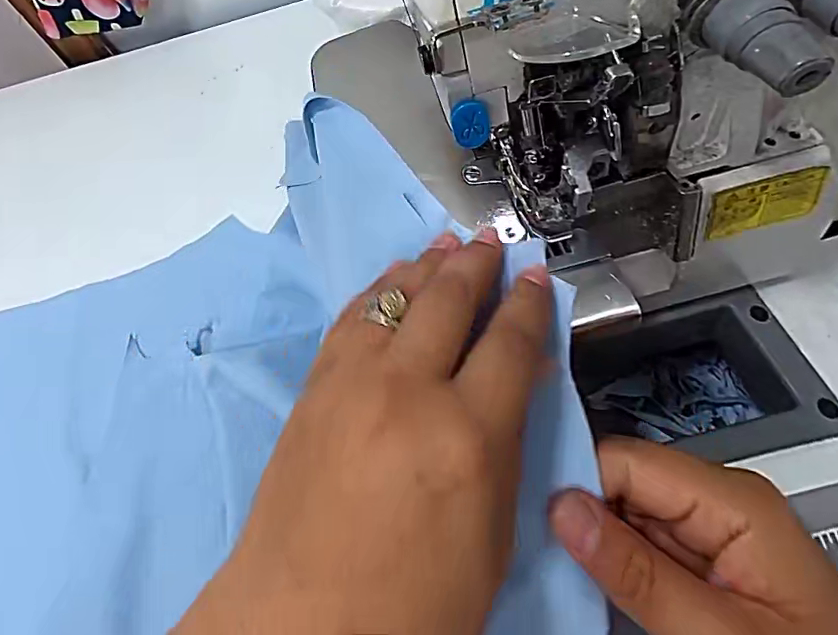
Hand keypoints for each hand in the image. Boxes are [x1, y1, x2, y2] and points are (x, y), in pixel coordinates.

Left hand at [176, 229, 555, 634]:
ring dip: (427, 263)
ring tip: (448, 242)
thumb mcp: (490, 532)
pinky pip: (354, 315)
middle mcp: (407, 389)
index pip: (509, 344)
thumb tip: (520, 371)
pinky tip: (393, 276)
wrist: (302, 618)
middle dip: (477, 264)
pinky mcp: (316, 381)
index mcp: (466, 436)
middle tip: (492, 241)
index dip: (527, 304)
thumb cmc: (415, 600)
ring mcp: (353, 379)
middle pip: (449, 300)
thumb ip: (508, 442)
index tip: (535, 278)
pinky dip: (380, 288)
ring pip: (397, 294)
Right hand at [548, 438, 837, 634]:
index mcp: (734, 500)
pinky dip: (611, 564)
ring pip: (624, 515)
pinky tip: (588, 579)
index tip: (532, 512)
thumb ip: (642, 573)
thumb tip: (564, 508)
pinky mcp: (701, 564)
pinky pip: (640, 546)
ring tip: (555, 562)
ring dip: (592, 541)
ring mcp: (709, 534)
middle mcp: (719, 502)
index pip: (626, 459)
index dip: (576, 481)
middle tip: (535, 544)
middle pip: (622, 483)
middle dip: (582, 513)